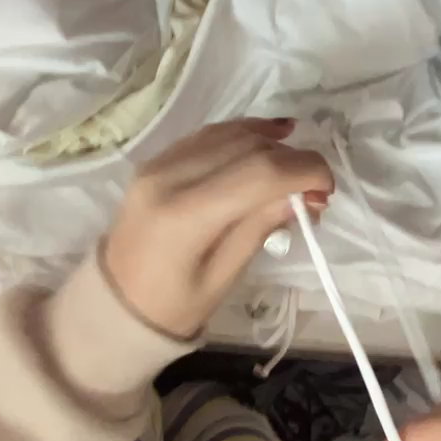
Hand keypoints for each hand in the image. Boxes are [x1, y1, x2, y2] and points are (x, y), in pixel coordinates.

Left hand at [102, 118, 332, 338]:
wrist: (114, 305)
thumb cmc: (172, 307)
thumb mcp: (224, 277)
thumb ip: (261, 226)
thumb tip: (303, 194)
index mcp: (183, 216)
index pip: (257, 173)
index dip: (303, 171)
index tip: (326, 189)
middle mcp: (167, 177)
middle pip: (246, 147)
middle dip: (292, 159)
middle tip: (315, 190)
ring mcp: (157, 163)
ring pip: (228, 132)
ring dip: (270, 143)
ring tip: (297, 167)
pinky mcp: (156, 160)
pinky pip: (208, 135)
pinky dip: (243, 134)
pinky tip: (270, 138)